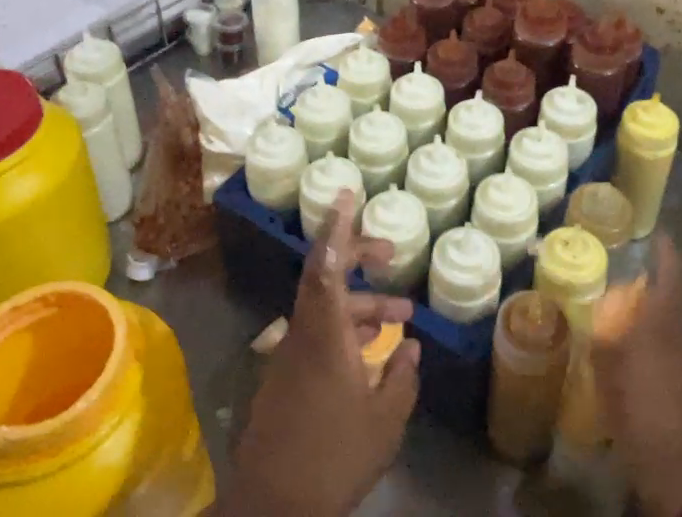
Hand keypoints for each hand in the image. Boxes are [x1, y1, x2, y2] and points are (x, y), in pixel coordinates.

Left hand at [212, 191, 419, 516]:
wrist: (273, 505)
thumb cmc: (334, 455)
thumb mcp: (384, 419)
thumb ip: (400, 375)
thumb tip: (408, 343)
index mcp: (323, 336)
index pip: (325, 266)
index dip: (335, 228)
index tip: (344, 195)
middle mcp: (301, 336)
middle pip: (324, 280)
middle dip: (356, 259)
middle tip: (389, 253)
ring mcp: (288, 358)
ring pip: (325, 311)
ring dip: (360, 307)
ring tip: (399, 317)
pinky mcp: (284, 380)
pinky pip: (317, 336)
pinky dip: (345, 332)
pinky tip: (371, 353)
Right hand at [591, 236, 681, 516]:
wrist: (671, 462)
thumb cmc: (639, 407)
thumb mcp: (610, 368)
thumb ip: (603, 336)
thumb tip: (595, 309)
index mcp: (662, 324)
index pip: (671, 276)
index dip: (666, 252)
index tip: (656, 231)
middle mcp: (675, 335)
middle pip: (669, 295)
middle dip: (652, 275)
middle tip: (623, 261)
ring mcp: (677, 359)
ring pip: (664, 317)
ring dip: (647, 302)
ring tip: (615, 294)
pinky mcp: (673, 380)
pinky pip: (659, 339)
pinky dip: (643, 328)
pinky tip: (619, 337)